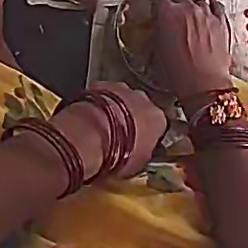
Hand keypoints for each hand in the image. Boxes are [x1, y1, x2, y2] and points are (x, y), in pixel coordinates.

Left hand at [51, 82, 168, 180]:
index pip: (158, 125)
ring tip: (102, 125)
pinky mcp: (99, 84)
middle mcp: (143, 98)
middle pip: (140, 106)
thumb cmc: (119, 155)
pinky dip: (98, 101)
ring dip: (115, 107)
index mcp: (158, 119)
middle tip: (119, 133)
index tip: (139, 143)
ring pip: (121, 96)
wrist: (90, 136)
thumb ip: (144, 152)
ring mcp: (121, 88)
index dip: (148, 134)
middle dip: (132, 116)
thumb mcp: (139, 163)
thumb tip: (140, 152)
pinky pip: (102, 92)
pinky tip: (89, 115)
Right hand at [153, 0, 233, 105]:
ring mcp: (206, 13)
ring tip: (190, 6)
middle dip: (174, 0)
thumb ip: (156, 32)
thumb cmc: (178, 70)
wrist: (203, 83)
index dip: (157, 4)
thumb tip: (156, 28)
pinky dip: (210, 5)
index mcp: (167, 14)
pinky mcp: (221, 21)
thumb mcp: (157, 50)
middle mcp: (187, 8)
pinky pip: (216, 5)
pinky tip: (208, 8)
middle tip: (172, 7)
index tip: (157, 8)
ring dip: (192, 0)